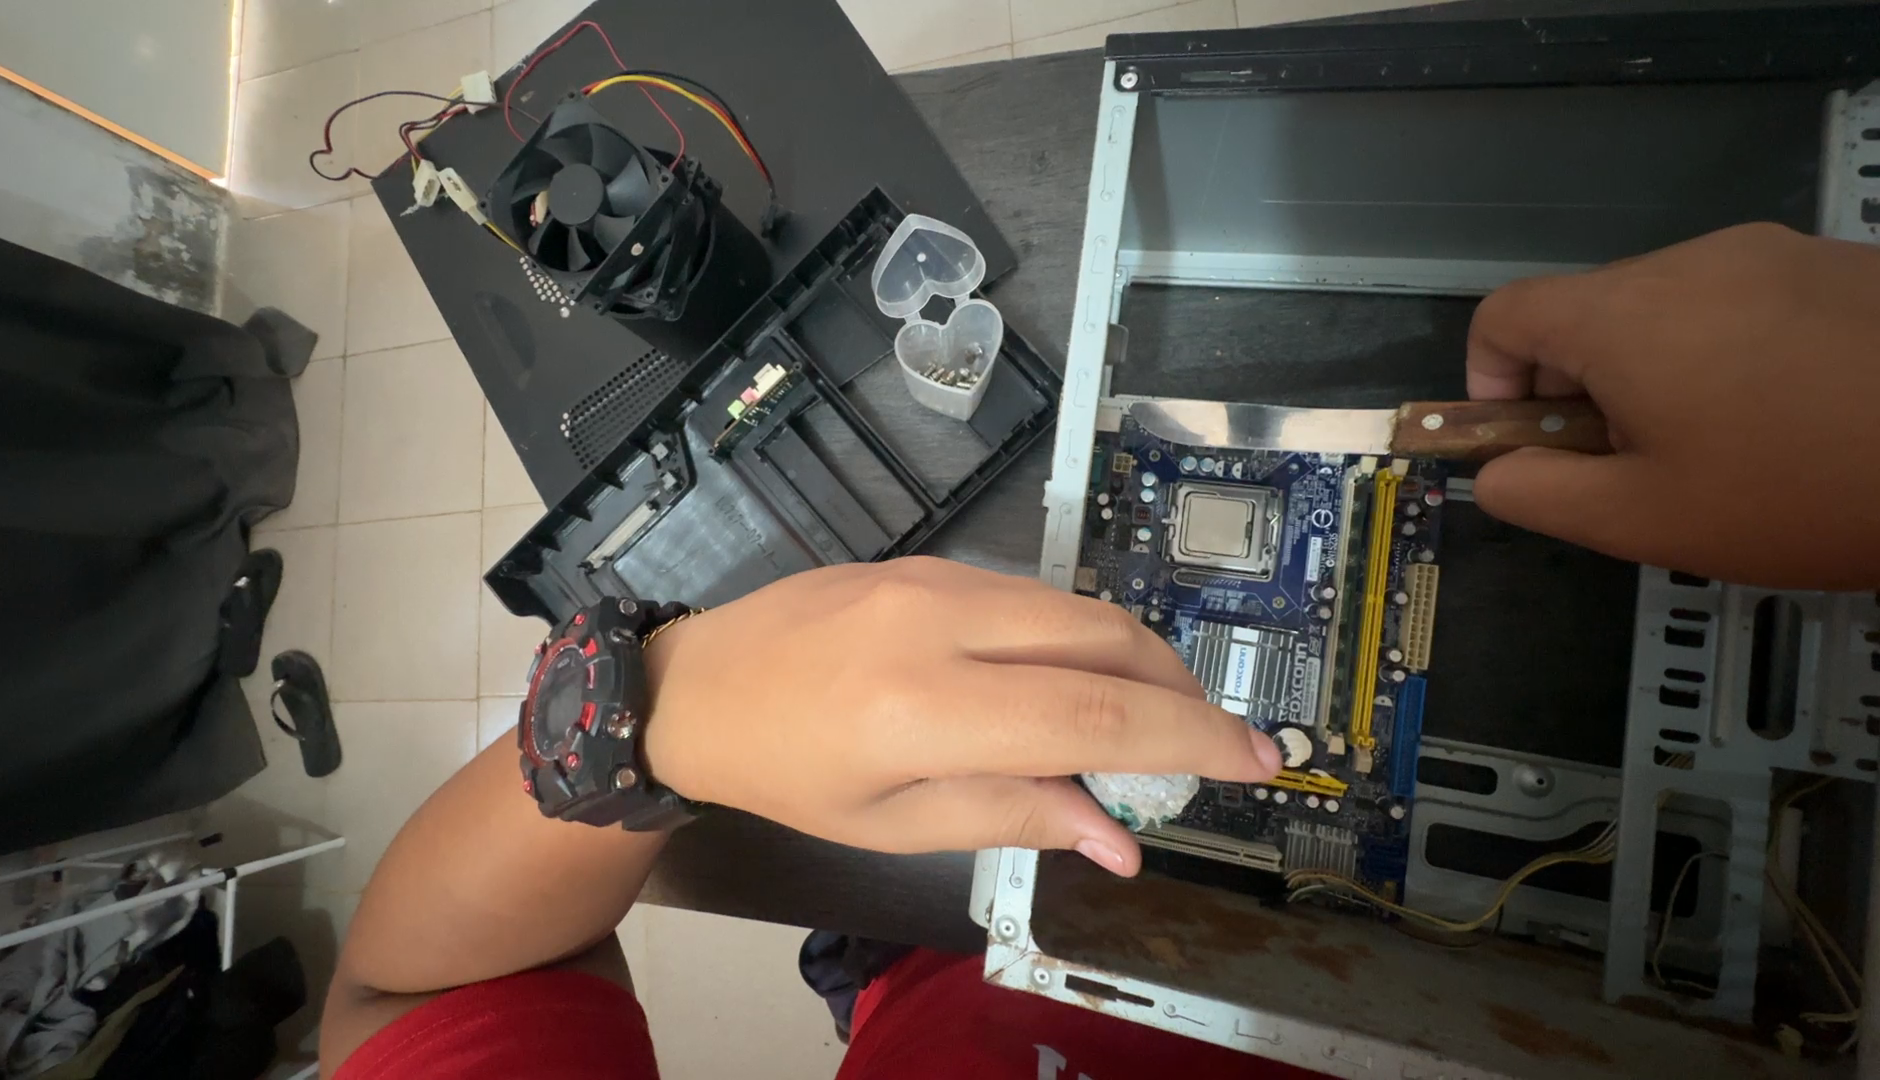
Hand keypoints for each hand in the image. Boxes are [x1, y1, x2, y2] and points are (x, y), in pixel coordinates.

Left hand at [640, 557, 1282, 875]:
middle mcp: (941, 621)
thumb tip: (1118, 839)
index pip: (1094, 718)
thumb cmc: (786, 770)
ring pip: (1075, 607)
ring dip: (1133, 658)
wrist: (700, 682)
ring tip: (1149, 715)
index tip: (1256, 761)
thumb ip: (1015, 816)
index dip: (1190, 742)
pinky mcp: (928, 560)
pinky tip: (1075, 675)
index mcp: (926, 706)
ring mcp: (935, 577)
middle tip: (1207, 740)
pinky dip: (1077, 636)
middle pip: (1104, 638)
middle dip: (1177, 688)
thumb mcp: (894, 820)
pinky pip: (1031, 594)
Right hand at [1465, 223, 1879, 588]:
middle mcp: (1698, 262)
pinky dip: (1717, 356)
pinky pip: (1735, 304)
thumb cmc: (1808, 491)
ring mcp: (1784, 255)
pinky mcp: (1851, 266)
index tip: (1529, 435)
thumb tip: (1496, 469)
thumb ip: (1526, 491)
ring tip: (1711, 441)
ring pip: (1655, 310)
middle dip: (1570, 386)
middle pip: (1578, 313)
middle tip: (1625, 456)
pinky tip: (1783, 415)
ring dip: (1642, 374)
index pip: (1502, 315)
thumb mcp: (1633, 518)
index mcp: (1628, 312)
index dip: (1485, 378)